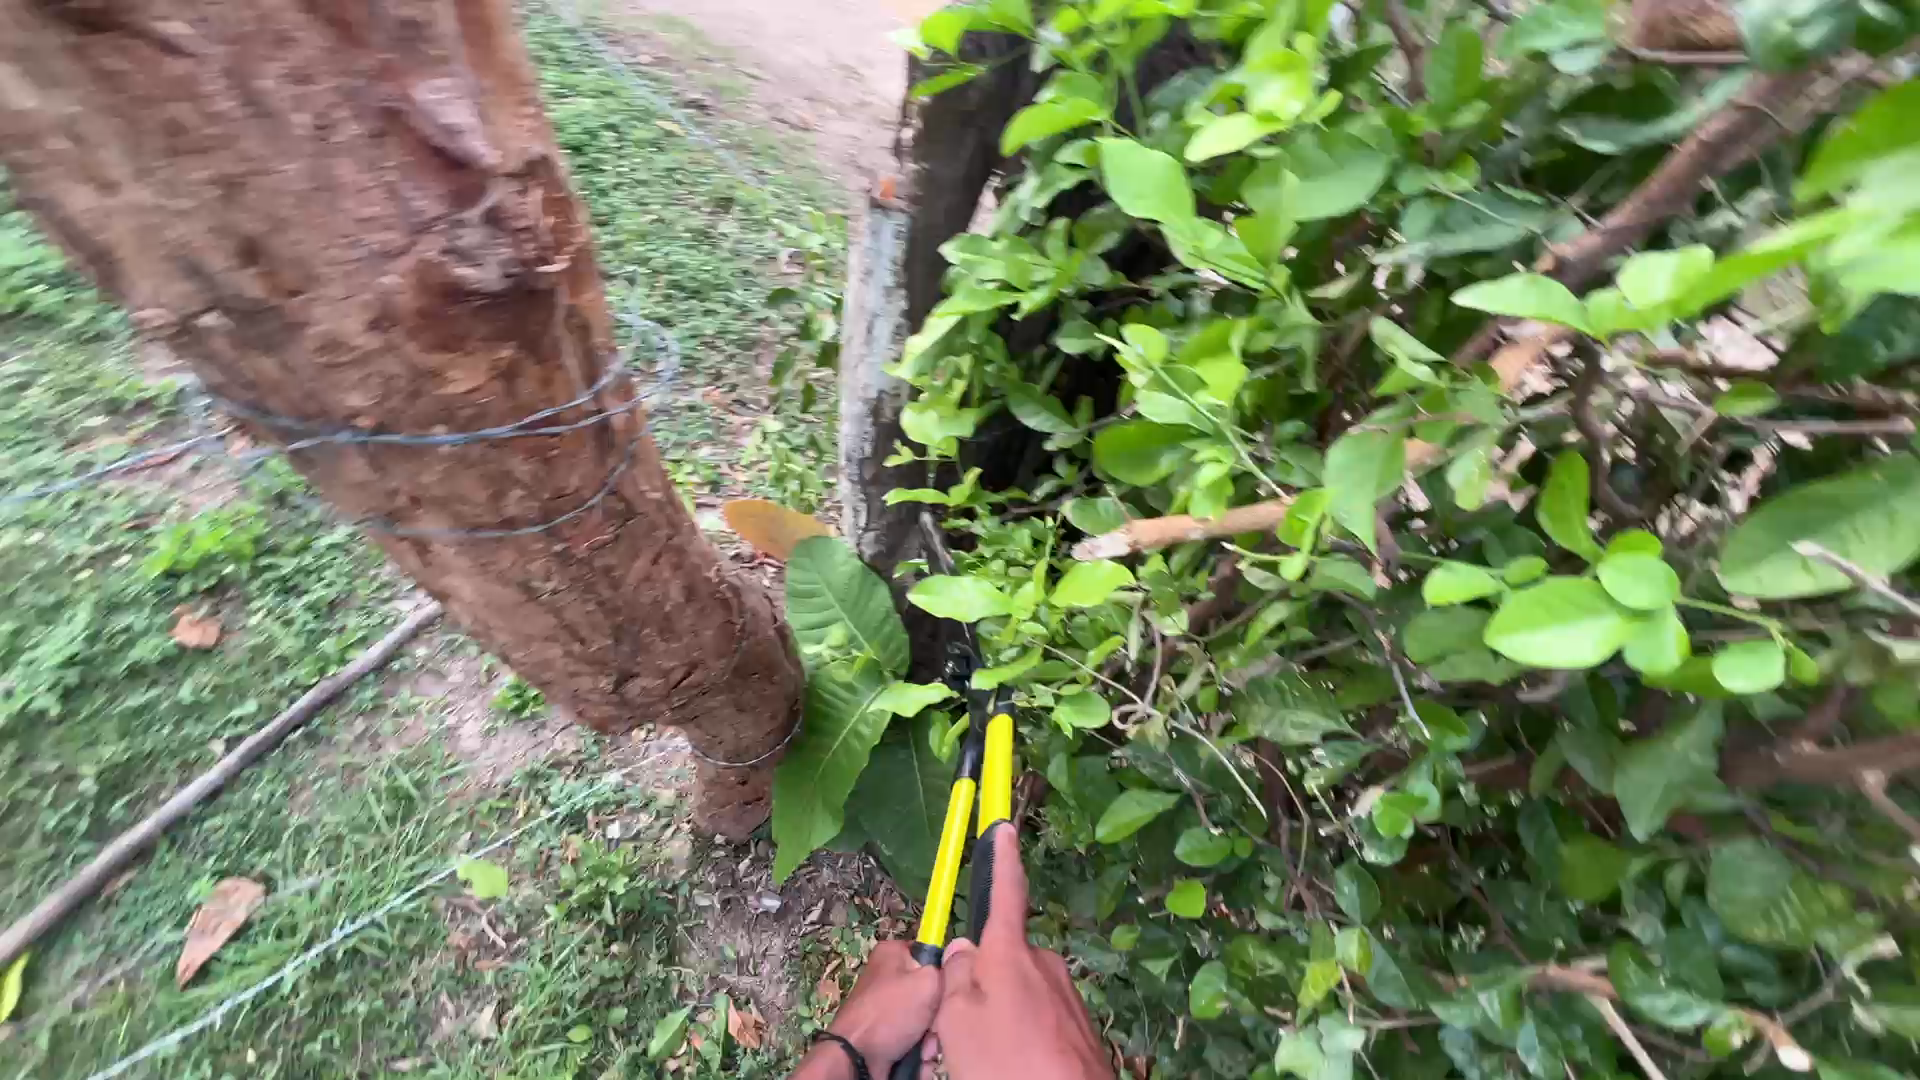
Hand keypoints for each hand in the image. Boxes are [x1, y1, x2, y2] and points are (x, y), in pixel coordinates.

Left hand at [795, 939, 941, 1079]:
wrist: (856, 1059)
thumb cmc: (890, 1012)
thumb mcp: (927, 982)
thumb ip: (947, 969)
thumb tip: (958, 962)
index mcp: (893, 953)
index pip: (930, 954)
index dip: (943, 974)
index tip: (948, 993)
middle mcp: (888, 977)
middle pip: (928, 991)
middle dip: (937, 1016)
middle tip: (934, 1029)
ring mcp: (886, 1007)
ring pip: (923, 1019)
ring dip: (930, 1038)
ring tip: (925, 1050)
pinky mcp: (884, 1034)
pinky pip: (912, 1038)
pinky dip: (918, 1051)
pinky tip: (918, 1061)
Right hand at [934, 826, 1112, 1079]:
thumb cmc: (1007, 1066)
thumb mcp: (958, 1024)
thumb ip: (957, 979)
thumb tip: (963, 950)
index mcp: (1011, 953)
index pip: (1007, 890)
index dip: (1002, 856)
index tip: (1004, 826)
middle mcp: (1044, 963)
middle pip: (1005, 957)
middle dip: (985, 981)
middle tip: (964, 1026)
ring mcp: (1067, 995)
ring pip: (1022, 993)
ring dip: (1005, 1015)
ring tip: (993, 1059)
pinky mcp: (1082, 1027)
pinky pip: (1042, 1019)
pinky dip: (1027, 1037)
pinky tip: (1019, 1066)